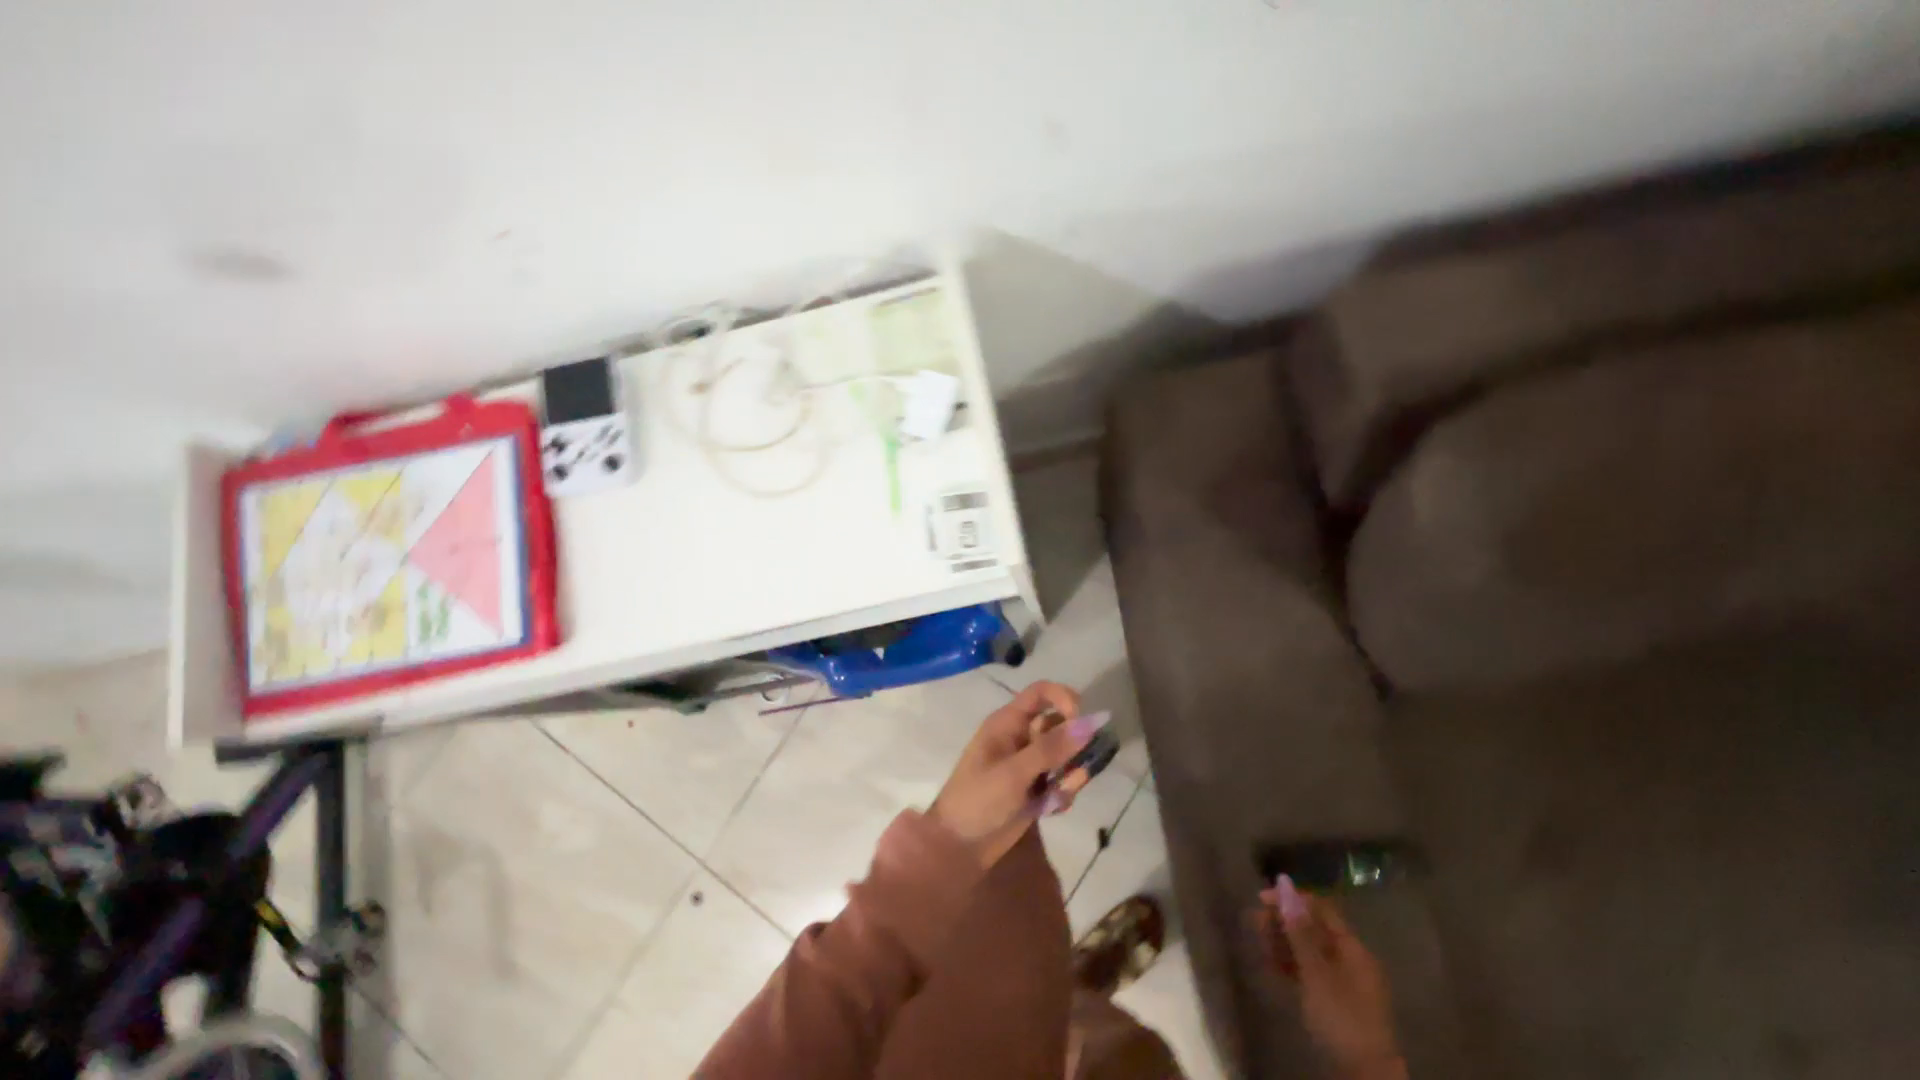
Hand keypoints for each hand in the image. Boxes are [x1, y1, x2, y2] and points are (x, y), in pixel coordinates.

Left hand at [928, 681, 1094, 866]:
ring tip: (1058, 795)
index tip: (1082, 724)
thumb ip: (1053, 747)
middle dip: (1074, 747)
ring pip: (1066, 756)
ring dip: (1070, 774)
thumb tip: (1094, 720)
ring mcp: (1029, 765)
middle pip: (1061, 725)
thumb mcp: (1014, 773)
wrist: (958, 848)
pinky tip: (1050, 810)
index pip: (1042, 693)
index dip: (1065, 699)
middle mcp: (1020, 738)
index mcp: (1007, 724)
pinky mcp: (1036, 790)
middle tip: (1072, 772)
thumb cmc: (978, 801)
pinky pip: (1062, 782)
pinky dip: (1063, 794)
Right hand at [1255, 876, 1404, 1079]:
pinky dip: (1289, 964)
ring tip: (1258, 941)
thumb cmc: (1342, 1018)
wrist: (1363, 1074)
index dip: (1293, 900)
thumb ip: (1301, 933)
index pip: (1322, 910)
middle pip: (1314, 929)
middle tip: (1254, 922)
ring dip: (1283, 942)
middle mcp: (1349, 959)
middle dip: (1284, 921)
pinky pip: (1307, 971)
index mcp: (1353, 948)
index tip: (1262, 900)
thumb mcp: (1318, 974)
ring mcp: (1340, 981)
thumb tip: (1286, 891)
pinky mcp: (1330, 1000)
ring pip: (1308, 951)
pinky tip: (1270, 963)